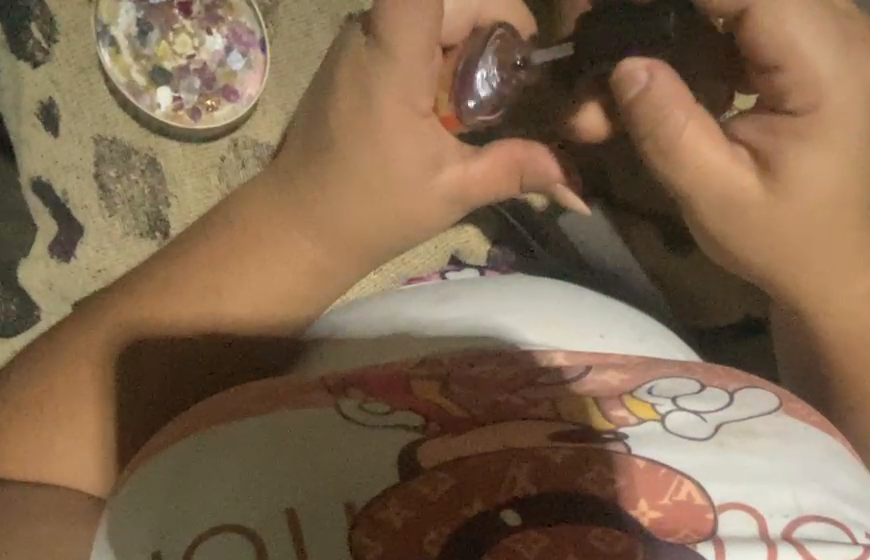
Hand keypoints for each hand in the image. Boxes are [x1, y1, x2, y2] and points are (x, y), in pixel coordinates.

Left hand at [255, 0, 577, 272]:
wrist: (300, 227)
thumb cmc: (372, 209)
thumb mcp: (450, 191)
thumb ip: (511, 170)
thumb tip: (570, 177)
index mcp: (395, 47)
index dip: (494, 6)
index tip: (520, 50)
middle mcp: (372, 26)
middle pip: (448, 0)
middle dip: (491, 34)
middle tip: (512, 94)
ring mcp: (359, 40)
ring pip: (429, 17)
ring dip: (464, 52)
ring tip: (479, 112)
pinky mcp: (354, 60)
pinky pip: (407, 38)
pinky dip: (437, 65)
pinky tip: (445, 116)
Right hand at [605, 0, 869, 301]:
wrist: (833, 251)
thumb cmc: (778, 237)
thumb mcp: (715, 199)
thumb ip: (670, 132)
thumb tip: (623, 65)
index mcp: (825, 63)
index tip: (613, 14)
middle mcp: (839, 21)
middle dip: (670, 9)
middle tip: (616, 40)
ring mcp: (829, 20)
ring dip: (682, 17)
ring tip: (634, 53)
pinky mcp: (811, 30)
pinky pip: (748, 8)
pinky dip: (701, 24)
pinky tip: (668, 61)